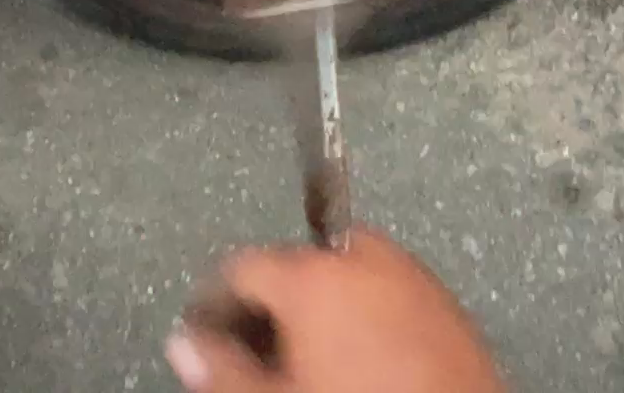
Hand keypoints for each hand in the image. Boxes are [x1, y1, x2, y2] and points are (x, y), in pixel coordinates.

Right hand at [166, 227, 504, 392]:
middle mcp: (361, 254)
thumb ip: (223, 368)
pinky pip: (382, 290)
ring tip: (307, 360)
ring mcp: (406, 270)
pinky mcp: (439, 295)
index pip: (241, 264)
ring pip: (341, 276)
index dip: (214, 299)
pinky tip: (359, 358)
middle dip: (269, 303)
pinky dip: (361, 311)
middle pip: (293, 266)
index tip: (205, 330)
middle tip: (256, 351)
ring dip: (316, 307)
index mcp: (314, 273)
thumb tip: (185, 344)